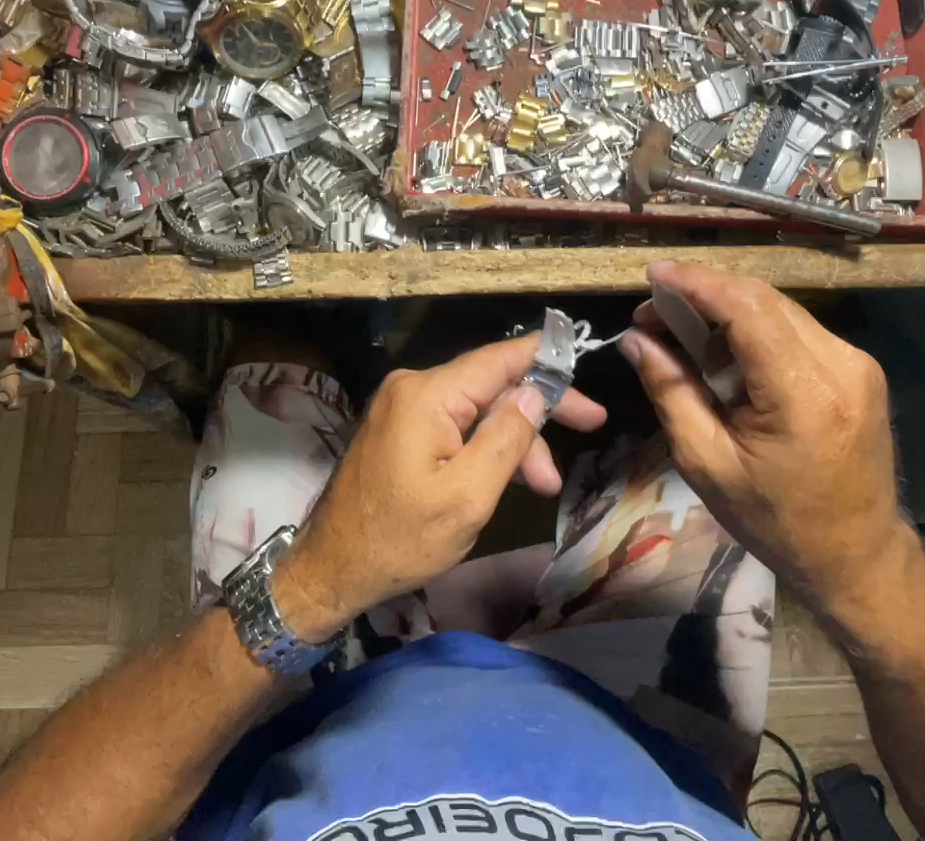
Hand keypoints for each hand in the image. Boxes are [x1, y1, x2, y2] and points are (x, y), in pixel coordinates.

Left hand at [273, 334, 606, 641]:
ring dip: (513, 438)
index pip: (497, 359)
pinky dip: (483, 445)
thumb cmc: (400, 539)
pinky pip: (453, 423)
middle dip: (539, 408)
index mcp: (426, 395)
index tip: (584, 361)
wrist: (332, 567)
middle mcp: (411, 388)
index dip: (546, 357)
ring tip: (544, 484)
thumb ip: (506, 439)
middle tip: (591, 426)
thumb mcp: (468, 496)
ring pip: (475, 407)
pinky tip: (508, 475)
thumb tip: (536, 390)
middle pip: (490, 383)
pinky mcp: (398, 428)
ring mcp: (401, 407)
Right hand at [618, 261, 908, 611]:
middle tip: (651, 315)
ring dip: (724, 310)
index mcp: (803, 392)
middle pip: (762, 299)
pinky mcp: (857, 370)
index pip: (746, 308)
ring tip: (677, 330)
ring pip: (778, 309)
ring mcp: (856, 364)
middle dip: (702, 295)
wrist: (855, 555)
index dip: (695, 283)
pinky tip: (719, 349)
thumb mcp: (705, 462)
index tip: (652, 275)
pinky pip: (794, 329)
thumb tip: (636, 341)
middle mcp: (840, 364)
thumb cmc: (774, 519)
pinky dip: (750, 329)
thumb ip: (670, 392)